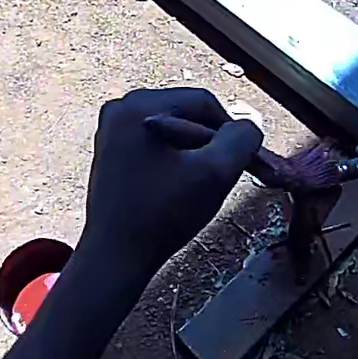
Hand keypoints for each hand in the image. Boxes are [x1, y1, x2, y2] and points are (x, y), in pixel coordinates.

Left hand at [78, 88, 262, 277]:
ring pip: (172, 130)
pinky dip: (172, 161)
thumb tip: (247, 128)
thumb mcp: (215, 173)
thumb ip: (241, 140)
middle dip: (208, 143)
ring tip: (193, 186)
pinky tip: (174, 189)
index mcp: (139, 106)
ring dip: (192, 154)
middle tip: (217, 176)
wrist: (117, 256)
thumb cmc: (162, 214)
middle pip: (187, 113)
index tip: (241, 161)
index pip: (204, 102)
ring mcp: (111, 131)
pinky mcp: (110, 153)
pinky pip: (155, 144)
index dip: (230, 130)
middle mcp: (119, 110)